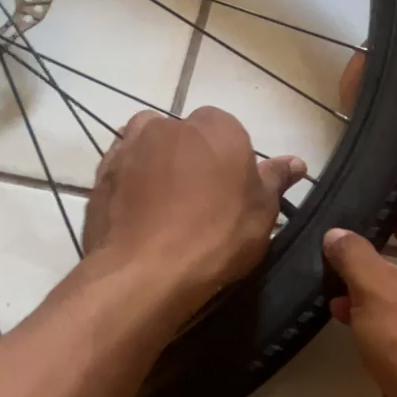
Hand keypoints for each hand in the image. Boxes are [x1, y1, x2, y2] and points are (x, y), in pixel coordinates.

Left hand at [82, 107, 303, 306]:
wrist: (146, 271)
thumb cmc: (218, 235)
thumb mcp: (263, 211)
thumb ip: (275, 179)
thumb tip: (296, 161)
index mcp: (217, 126)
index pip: (228, 131)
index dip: (230, 161)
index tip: (232, 192)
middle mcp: (169, 125)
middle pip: (185, 135)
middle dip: (191, 158)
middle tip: (201, 201)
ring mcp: (129, 146)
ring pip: (149, 148)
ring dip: (157, 166)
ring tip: (166, 207)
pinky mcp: (100, 175)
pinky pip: (123, 172)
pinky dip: (131, 186)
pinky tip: (141, 217)